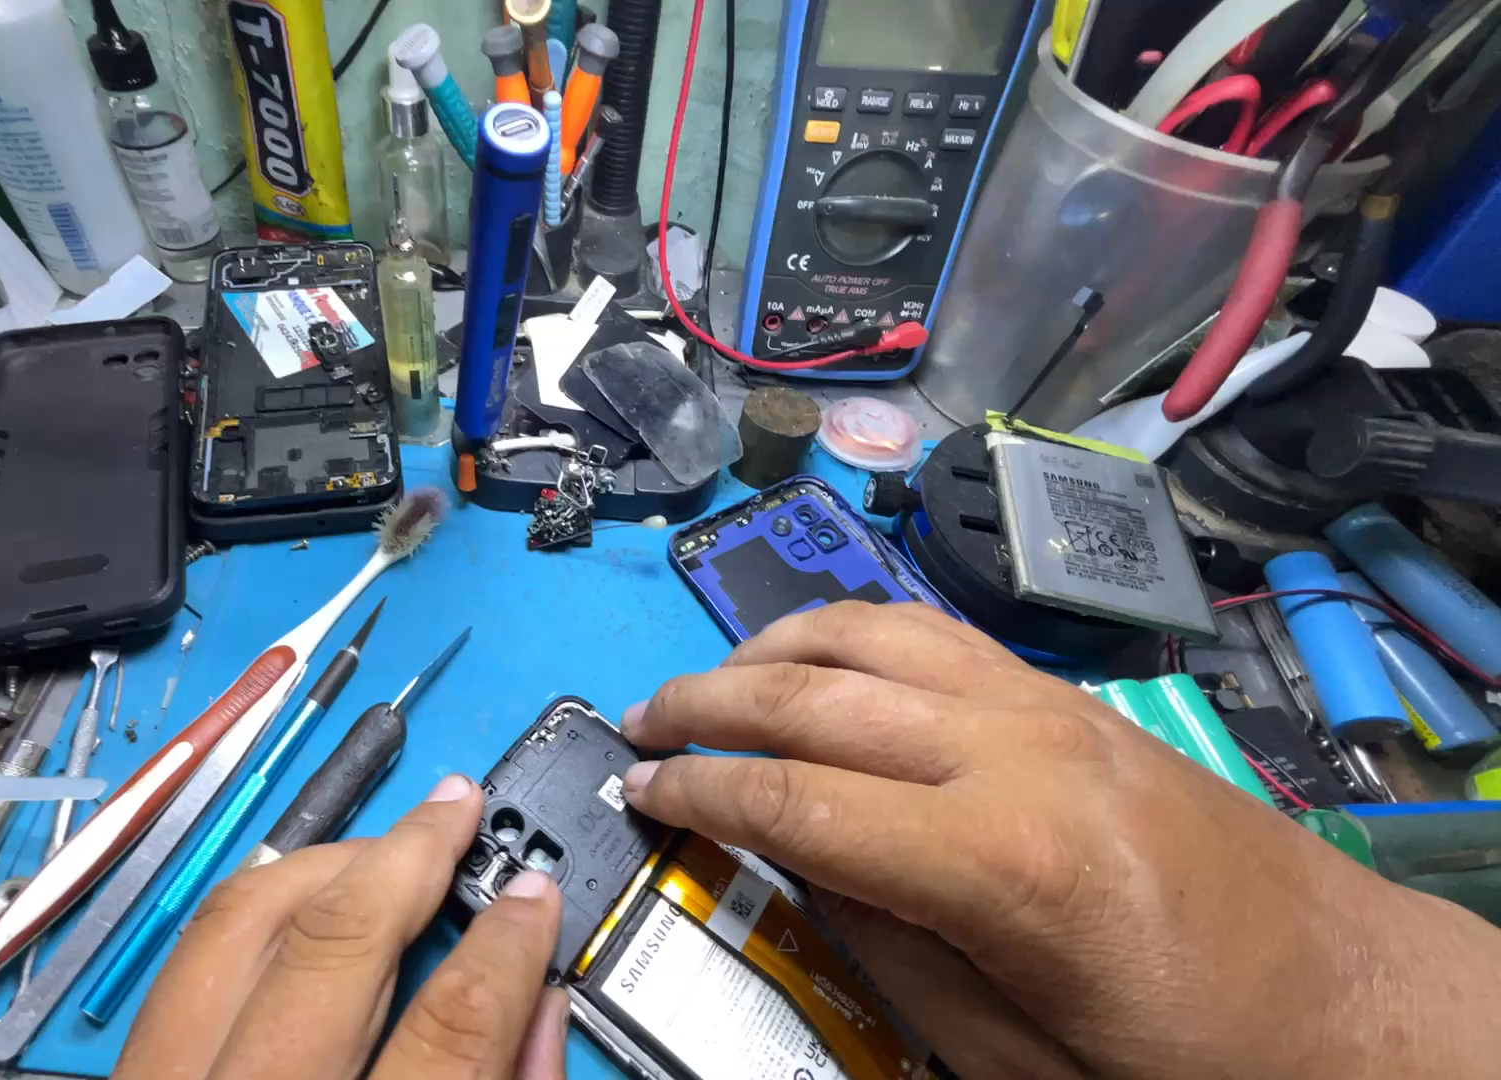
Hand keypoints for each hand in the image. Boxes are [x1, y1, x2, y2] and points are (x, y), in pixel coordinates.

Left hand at [114, 774, 568, 1079]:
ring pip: (238, 927)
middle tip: (460, 807)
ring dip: (332, 861)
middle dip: (411, 855)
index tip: (534, 893)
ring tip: (395, 835)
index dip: (505, 946)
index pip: (447, 1037)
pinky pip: (193, 961)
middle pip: (331, 950)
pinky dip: (265, 904)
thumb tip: (537, 1003)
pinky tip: (317, 891)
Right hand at [622, 601, 1500, 1078]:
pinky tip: (804, 653)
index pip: (795, 801)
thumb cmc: (1184, 1057)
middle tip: (639, 723)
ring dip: (760, 651)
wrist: (1352, 998)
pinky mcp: (1047, 684)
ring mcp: (1029, 698)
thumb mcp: (1009, 1056)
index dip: (698, 793)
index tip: (638, 792)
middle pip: (807, 697)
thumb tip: (791, 861)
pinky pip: (916, 624)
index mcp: (997, 860)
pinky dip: (836, 628)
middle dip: (701, 705)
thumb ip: (880, 945)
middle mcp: (1004, 748)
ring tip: (708, 683)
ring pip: (855, 634)